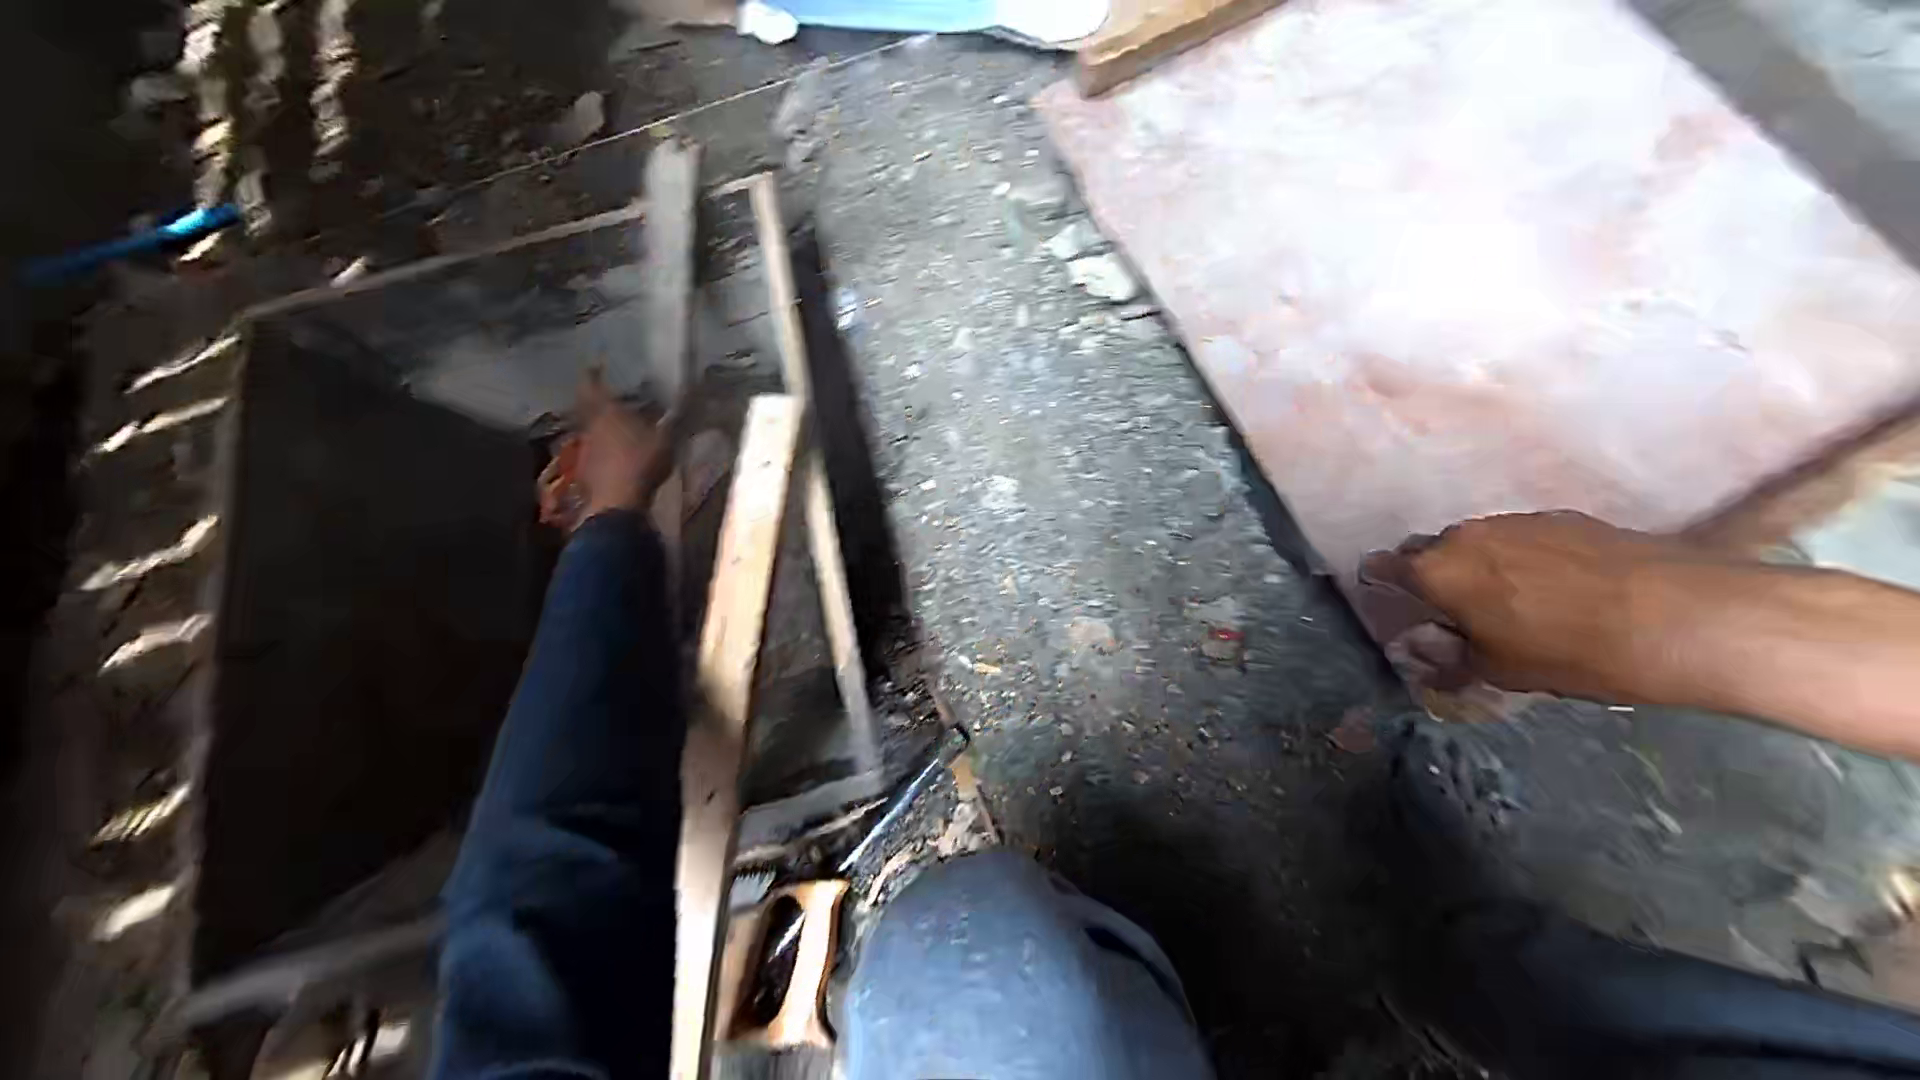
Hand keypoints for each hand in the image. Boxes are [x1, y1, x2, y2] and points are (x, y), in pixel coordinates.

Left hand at [537, 370, 672, 530]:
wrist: (617, 502)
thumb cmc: (642, 462)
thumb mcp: (667, 439)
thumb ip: (674, 418)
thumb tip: (690, 396)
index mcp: (608, 412)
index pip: (593, 385)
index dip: (594, 373)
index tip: (596, 364)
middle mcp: (591, 425)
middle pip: (587, 406)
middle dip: (595, 399)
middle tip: (607, 395)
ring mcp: (586, 447)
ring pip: (590, 428)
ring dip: (601, 424)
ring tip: (617, 424)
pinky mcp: (586, 468)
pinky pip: (594, 448)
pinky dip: (603, 445)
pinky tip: (617, 453)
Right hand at [1367, 511, 1717, 702]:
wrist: (1692, 618)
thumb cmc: (1573, 652)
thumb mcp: (1500, 671)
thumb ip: (1449, 657)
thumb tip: (1423, 651)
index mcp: (1436, 572)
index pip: (1382, 566)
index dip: (1379, 582)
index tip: (1388, 597)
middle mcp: (1465, 536)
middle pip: (1428, 549)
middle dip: (1431, 573)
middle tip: (1453, 606)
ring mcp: (1517, 522)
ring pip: (1476, 540)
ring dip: (1478, 563)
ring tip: (1511, 596)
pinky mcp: (1566, 518)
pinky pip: (1521, 536)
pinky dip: (1523, 556)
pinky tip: (1558, 584)